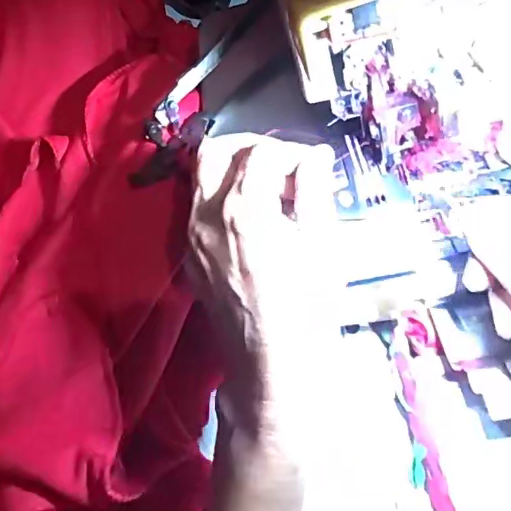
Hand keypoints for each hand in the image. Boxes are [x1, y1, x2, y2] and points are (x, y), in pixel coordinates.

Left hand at [188, 134, 337, 443]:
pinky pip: (197, 205)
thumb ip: (315, 191)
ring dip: (232, 168)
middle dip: (251, 146)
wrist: (271, 364)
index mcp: (244, 211)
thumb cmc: (307, 308)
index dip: (291, 150)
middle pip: (218, 151)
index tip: (311, 163)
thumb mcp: (322, 245)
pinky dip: (220, 194)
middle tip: (281, 162)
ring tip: (265, 184)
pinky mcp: (188, 252)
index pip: (261, 153)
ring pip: (201, 176)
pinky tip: (249, 212)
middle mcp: (207, 216)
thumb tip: (315, 156)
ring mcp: (191, 235)